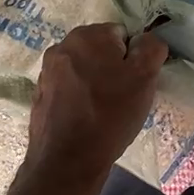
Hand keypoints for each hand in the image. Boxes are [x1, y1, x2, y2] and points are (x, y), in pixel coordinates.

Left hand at [19, 23, 167, 190]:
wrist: (68, 160)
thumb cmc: (111, 114)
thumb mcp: (145, 77)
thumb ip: (152, 48)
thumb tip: (146, 41)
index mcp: (88, 35)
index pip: (123, 35)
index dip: (134, 58)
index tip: (136, 82)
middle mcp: (62, 46)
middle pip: (101, 52)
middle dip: (114, 69)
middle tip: (124, 97)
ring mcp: (47, 71)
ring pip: (85, 70)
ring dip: (97, 84)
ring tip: (106, 112)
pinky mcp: (41, 95)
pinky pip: (70, 89)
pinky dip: (81, 99)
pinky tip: (88, 119)